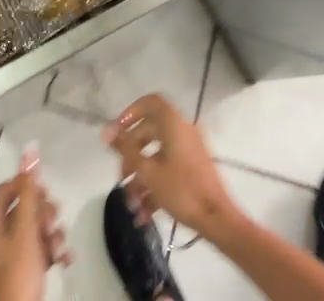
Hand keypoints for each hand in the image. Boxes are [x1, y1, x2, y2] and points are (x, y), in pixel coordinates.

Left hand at [0, 154, 68, 300]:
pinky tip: (63, 259)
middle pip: (24, 207)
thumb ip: (30, 190)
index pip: (7, 188)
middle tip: (52, 223)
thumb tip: (29, 150)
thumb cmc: (17, 272)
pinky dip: (51, 251)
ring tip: (57, 247)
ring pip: (35, 228)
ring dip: (51, 234)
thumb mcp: (25, 230)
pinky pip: (39, 248)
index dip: (27, 186)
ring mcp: (9, 252)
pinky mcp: (22, 267)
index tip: (44, 192)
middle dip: (44, 213)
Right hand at [104, 94, 240, 236]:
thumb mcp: (147, 170)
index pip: (150, 103)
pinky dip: (155, 187)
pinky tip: (144, 214)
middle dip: (131, 156)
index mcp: (174, 124)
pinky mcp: (192, 169)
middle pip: (149, 133)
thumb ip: (125, 149)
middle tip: (120, 178)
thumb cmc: (181, 190)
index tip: (117, 133)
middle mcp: (182, 131)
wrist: (217, 219)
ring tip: (132, 204)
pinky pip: (168, 170)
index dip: (130, 113)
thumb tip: (106, 130)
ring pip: (157, 156)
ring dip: (141, 178)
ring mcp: (189, 151)